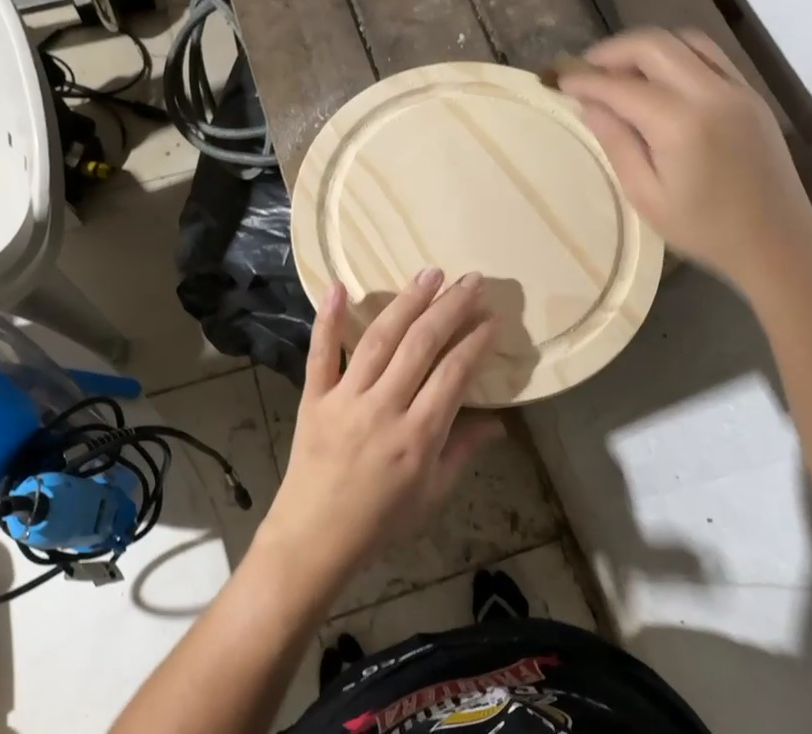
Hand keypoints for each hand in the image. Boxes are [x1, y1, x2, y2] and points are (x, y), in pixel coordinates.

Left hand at [255, 270, 502, 589]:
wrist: (314, 538)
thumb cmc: (380, 521)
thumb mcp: (432, 495)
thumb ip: (463, 451)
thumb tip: (498, 423)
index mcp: (418, 436)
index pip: (454, 374)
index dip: (476, 342)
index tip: (492, 318)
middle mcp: (384, 408)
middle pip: (421, 346)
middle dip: (450, 308)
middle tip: (471, 280)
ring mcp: (345, 399)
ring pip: (379, 339)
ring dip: (406, 302)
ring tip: (429, 273)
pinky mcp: (313, 398)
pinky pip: (320, 354)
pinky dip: (328, 319)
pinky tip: (339, 286)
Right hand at [558, 28, 811, 288]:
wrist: (776, 241)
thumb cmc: (705, 230)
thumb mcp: (647, 197)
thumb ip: (617, 145)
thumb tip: (591, 106)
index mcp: (681, 125)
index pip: (621, 87)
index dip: (586, 81)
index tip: (560, 81)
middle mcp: (711, 94)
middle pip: (653, 45)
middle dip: (612, 51)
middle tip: (586, 70)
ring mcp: (736, 89)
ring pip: (684, 40)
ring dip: (646, 48)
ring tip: (621, 72)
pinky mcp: (750, 94)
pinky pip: (709, 55)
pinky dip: (677, 55)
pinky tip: (660, 79)